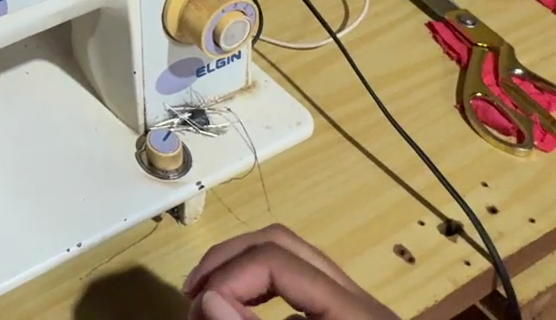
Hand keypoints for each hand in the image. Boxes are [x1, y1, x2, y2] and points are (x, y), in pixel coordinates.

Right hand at [183, 225, 398, 319]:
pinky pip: (303, 294)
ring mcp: (360, 312)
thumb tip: (205, 297)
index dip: (229, 274)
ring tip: (209, 300)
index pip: (277, 259)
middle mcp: (363, 301)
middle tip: (192, 292)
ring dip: (243, 272)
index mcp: (359, 313)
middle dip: (229, 260)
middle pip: (281, 243)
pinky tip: (245, 317)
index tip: (198, 307)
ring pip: (291, 261)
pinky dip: (264, 295)